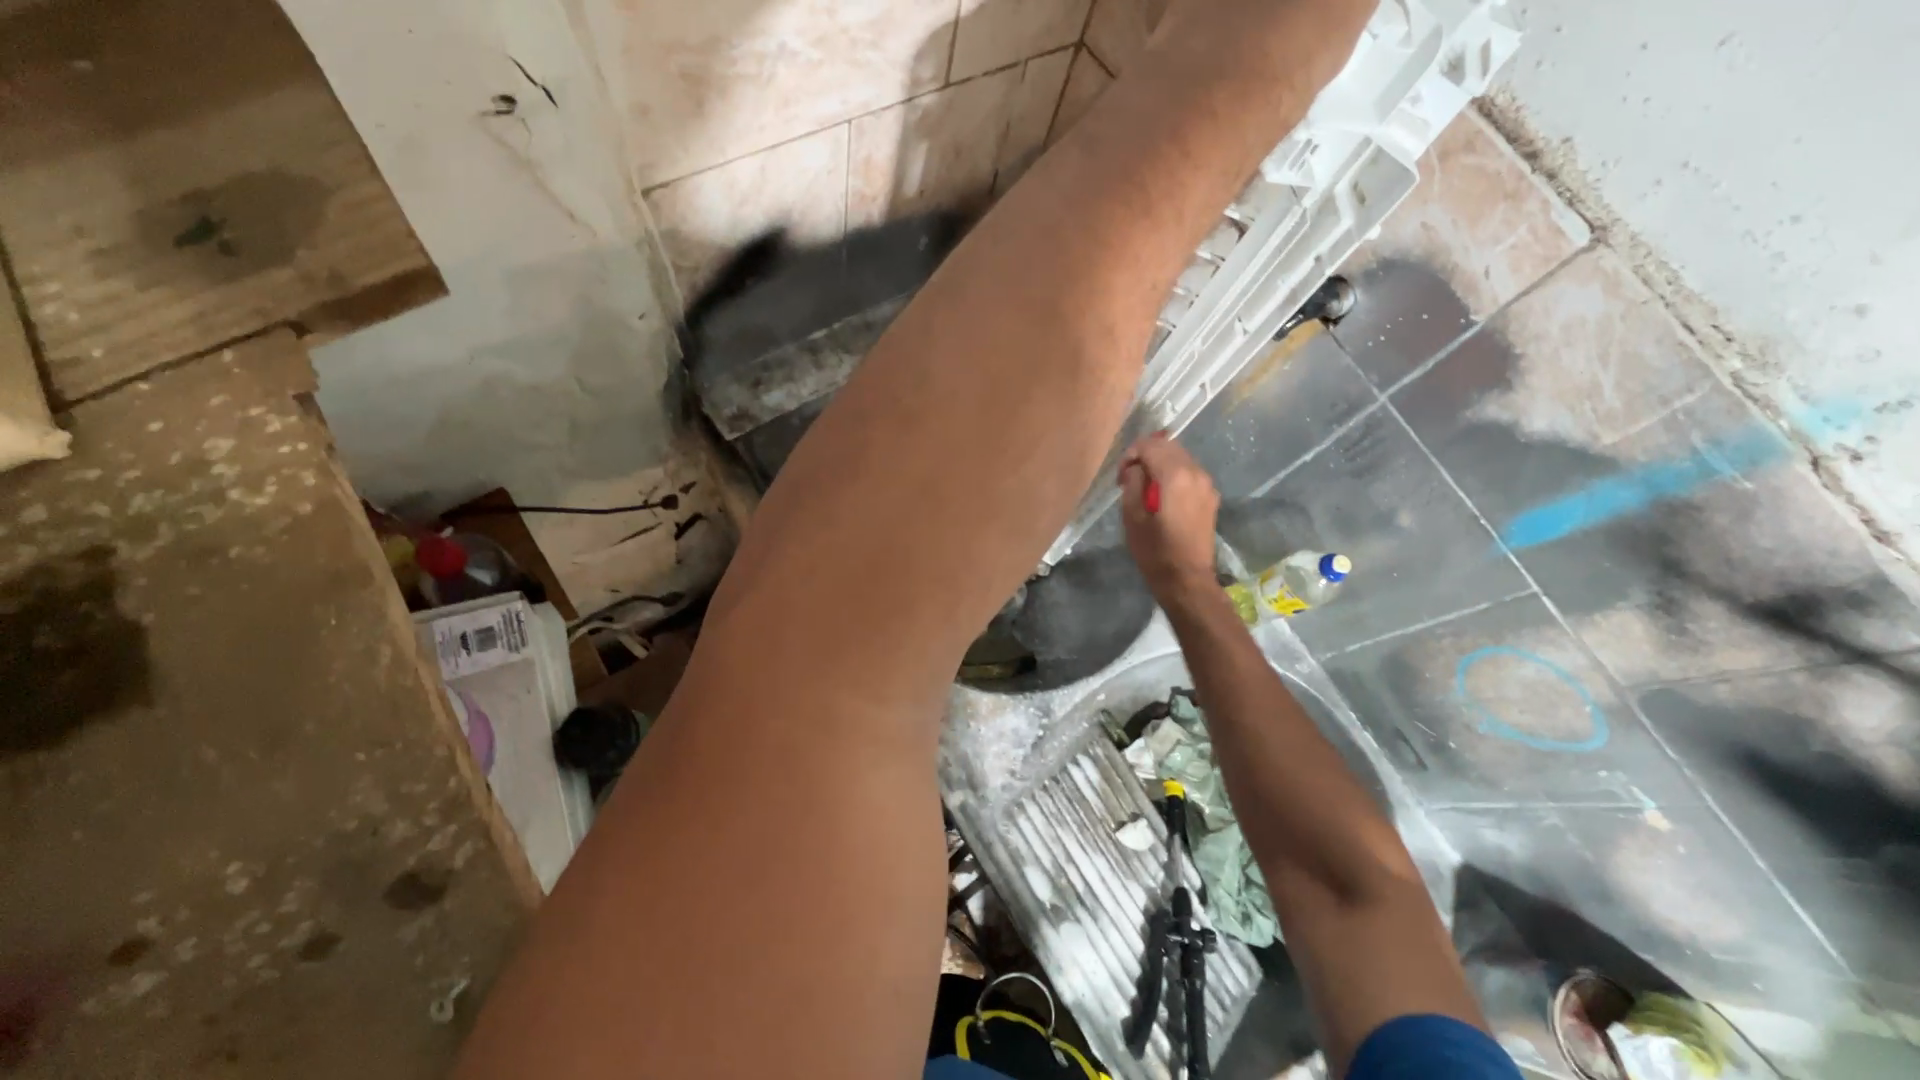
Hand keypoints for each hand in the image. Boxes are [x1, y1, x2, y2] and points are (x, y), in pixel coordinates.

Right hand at [1118, 432, 1220, 602]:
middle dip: (1146, 455)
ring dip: (1160, 464)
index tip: (1120, 477)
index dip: (1130, 455)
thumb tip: (1135, 468)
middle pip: (1168, 446)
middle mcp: (1196, 472)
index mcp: (1175, 475)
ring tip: (1145, 487)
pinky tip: (1163, 496)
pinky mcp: (1211, 497)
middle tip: (1130, 478)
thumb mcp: (1133, 516)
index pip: (1149, 446)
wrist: (1187, 579)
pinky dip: (1173, 475)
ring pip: (1180, 457)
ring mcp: (1207, 484)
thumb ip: (1133, 483)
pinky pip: (1189, 473)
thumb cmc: (1155, 551)